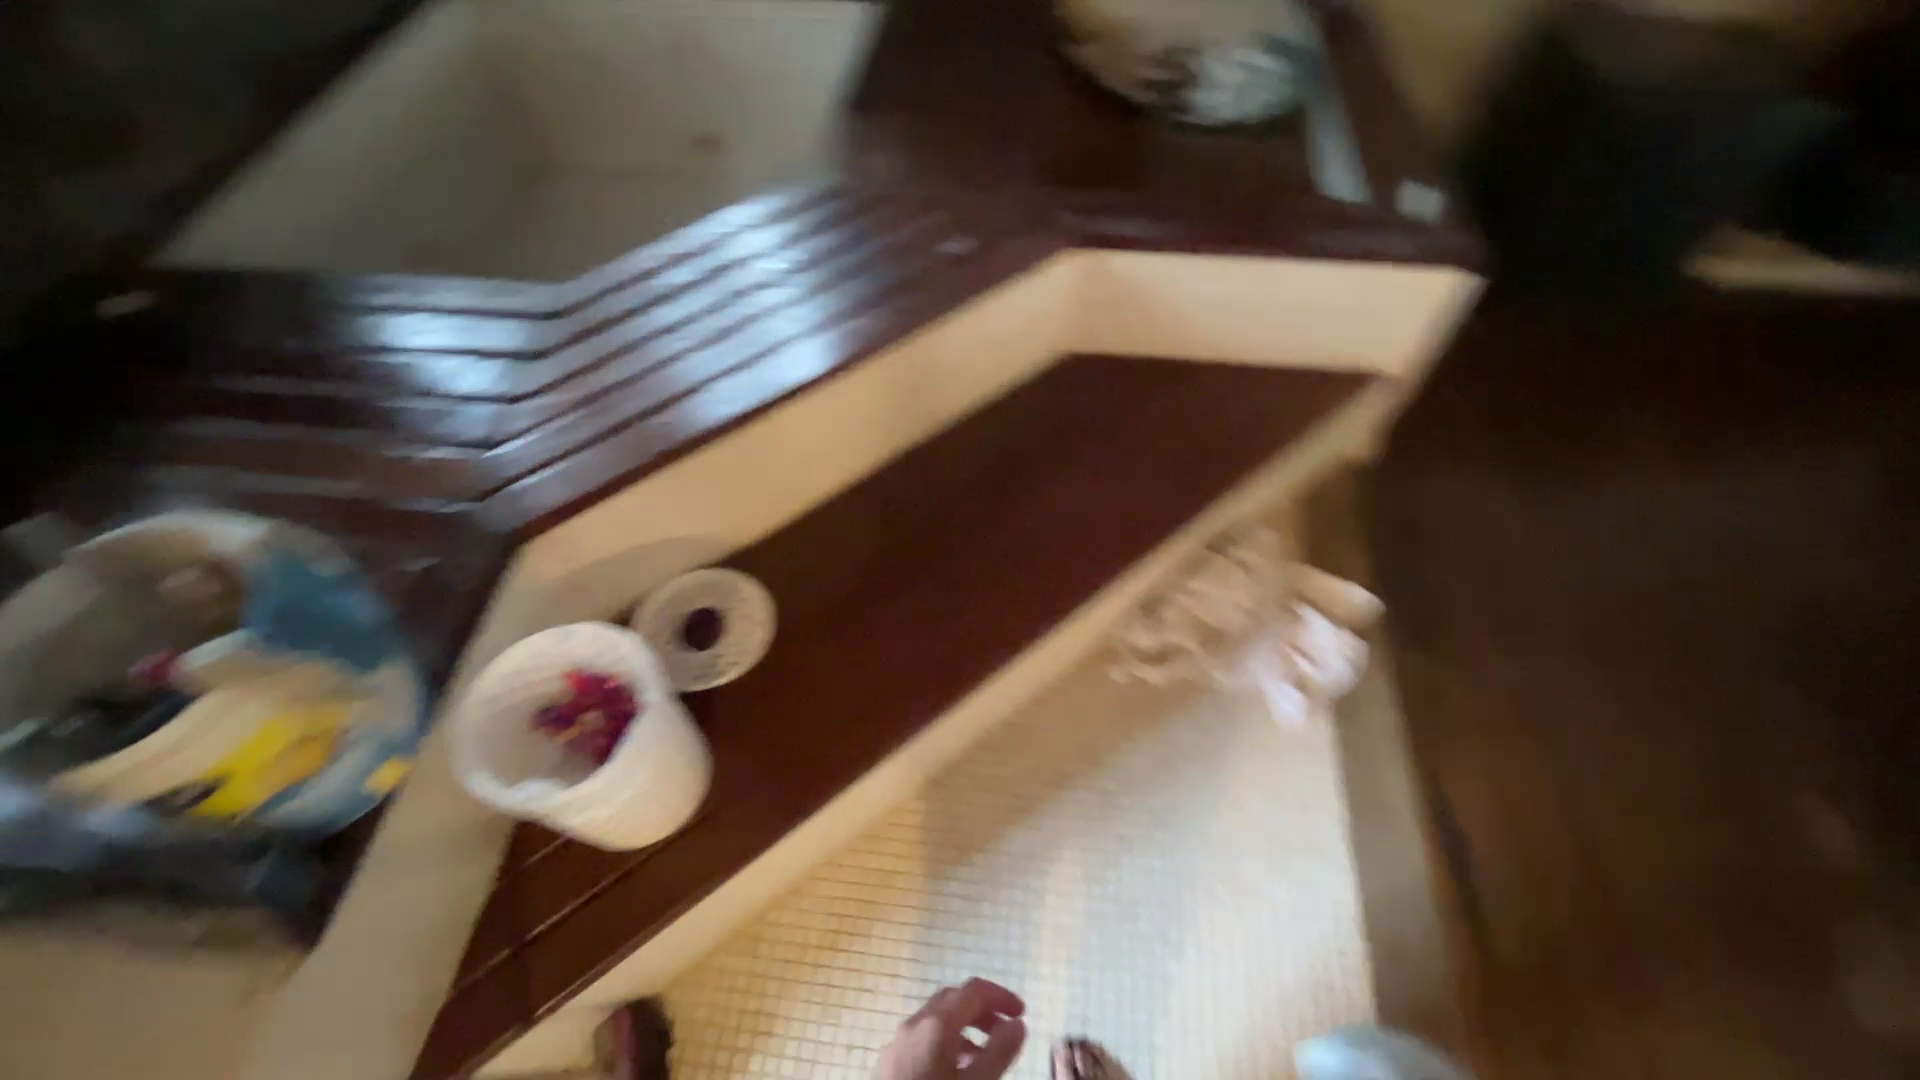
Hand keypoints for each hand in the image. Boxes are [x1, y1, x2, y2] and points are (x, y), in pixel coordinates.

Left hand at [875, 979, 1026, 1079]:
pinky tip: (956, 1072)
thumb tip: (1018, 1024)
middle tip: (1006, 1032)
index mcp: (936, 1022)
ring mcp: (898, 1042)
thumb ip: (999, 1052)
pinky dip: (947, 1043)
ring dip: (965, 1028)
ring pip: (937, 1020)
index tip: (1023, 1014)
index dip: (1001, 996)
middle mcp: (915, 1023)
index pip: (973, 990)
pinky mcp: (890, 1062)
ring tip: (986, 1056)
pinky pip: (924, 1039)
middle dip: (983, 1010)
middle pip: (954, 1000)